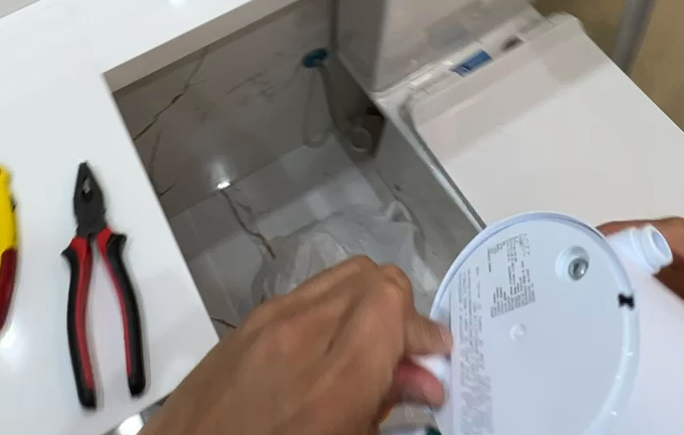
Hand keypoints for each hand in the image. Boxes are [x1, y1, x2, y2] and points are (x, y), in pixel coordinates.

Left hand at [145, 256, 449, 434]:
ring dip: (367, 303)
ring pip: (339, 275)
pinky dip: (334, 308)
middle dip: (400, 309)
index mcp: (330, 376)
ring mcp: (267, 319)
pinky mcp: (246, 321)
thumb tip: (420, 380)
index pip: (390, 300)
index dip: (423, 326)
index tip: (437, 356)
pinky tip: (335, 348)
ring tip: (377, 350)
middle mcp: (298, 330)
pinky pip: (306, 292)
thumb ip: (388, 408)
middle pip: (369, 277)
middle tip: (411, 356)